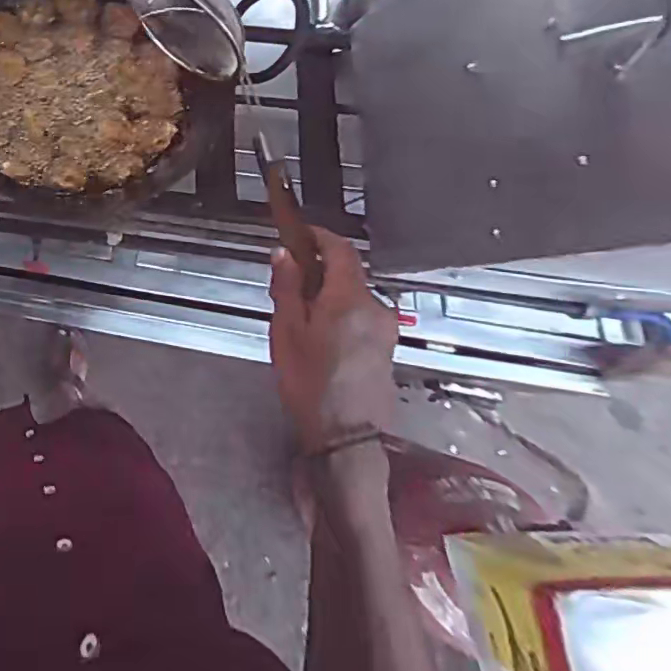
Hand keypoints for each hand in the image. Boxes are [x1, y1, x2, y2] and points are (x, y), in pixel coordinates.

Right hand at [269, 227, 401, 450]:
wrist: (345, 436)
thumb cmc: (310, 382)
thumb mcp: (287, 331)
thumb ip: (287, 288)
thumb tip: (284, 254)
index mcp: (349, 298)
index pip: (340, 249)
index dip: (319, 236)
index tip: (299, 233)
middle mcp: (375, 307)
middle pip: (348, 272)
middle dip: (319, 269)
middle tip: (288, 282)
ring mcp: (385, 328)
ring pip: (354, 295)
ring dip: (330, 293)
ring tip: (300, 316)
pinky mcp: (386, 346)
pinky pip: (361, 315)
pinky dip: (341, 312)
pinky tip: (320, 335)